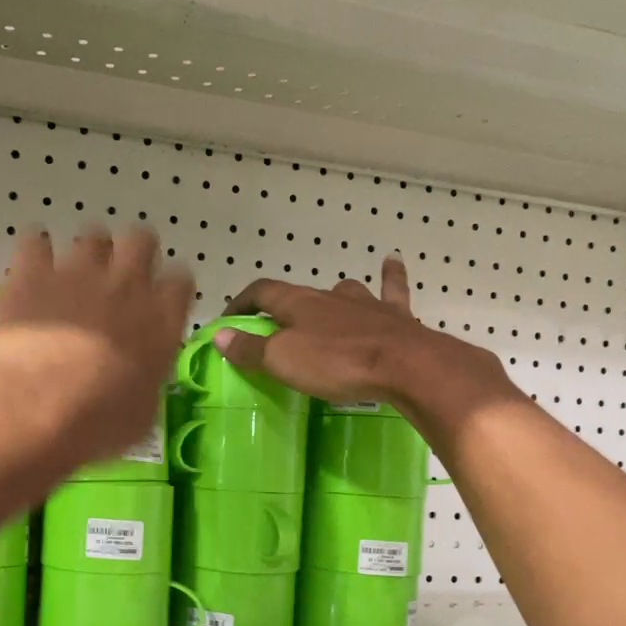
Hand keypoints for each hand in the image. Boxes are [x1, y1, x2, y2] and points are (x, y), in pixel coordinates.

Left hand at [0, 228, 194, 463]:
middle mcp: (126, 285)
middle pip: (142, 241)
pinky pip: (36, 242)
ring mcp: (78, 272)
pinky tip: (30, 273)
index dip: (168, 291)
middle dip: (132, 255)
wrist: (33, 407)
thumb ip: (146, 384)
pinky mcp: (31, 272)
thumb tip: (139, 382)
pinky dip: (35, 253)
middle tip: (117, 282)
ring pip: (94, 236)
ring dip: (87, 253)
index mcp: (161, 321)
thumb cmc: (95, 424)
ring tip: (73, 278)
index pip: (181, 282)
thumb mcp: (140, 417)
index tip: (158, 306)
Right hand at [216, 256, 520, 443]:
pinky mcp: (395, 317)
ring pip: (342, 292)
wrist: (406, 365)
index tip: (228, 319)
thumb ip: (250, 348)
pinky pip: (391, 288)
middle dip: (283, 307)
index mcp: (298, 303)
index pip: (260, 292)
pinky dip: (390, 274)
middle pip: (299, 294)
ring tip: (324, 307)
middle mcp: (330, 296)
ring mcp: (365, 303)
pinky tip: (392, 260)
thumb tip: (219, 335)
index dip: (241, 303)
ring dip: (329, 298)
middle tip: (275, 327)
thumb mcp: (282, 360)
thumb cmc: (336, 363)